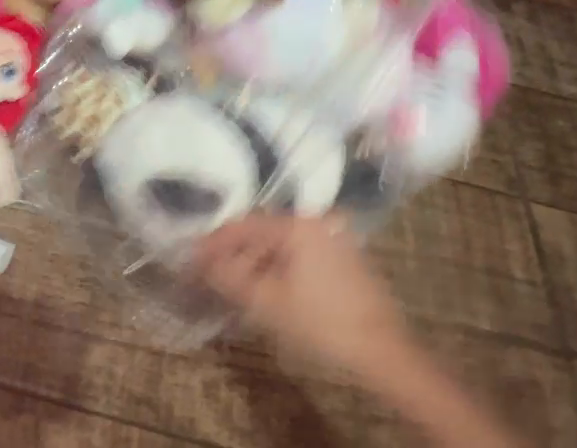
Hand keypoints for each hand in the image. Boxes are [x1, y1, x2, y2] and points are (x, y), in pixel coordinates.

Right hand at [192, 213, 409, 376]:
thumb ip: (229, 277)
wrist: (386, 354)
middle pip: (260, 231)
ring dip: (254, 260)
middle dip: (233, 251)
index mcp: (296, 225)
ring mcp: (332, 238)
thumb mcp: (268, 303)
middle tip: (208, 271)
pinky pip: (297, 252)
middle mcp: (314, 222)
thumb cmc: (324, 324)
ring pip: (279, 243)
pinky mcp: (342, 257)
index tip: (190, 258)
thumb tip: (197, 261)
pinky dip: (276, 265)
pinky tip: (264, 285)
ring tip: (232, 281)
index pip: (242, 226)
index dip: (213, 243)